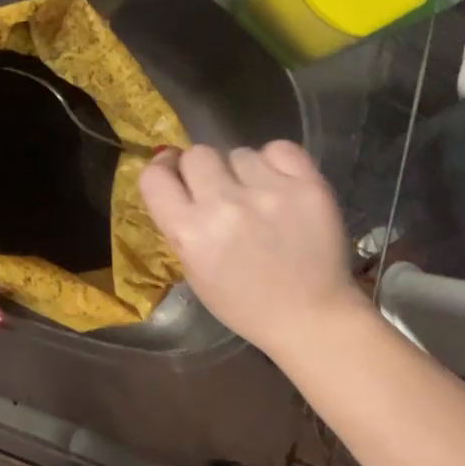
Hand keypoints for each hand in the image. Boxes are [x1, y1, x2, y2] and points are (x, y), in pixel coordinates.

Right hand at [139, 141, 365, 355]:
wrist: (309, 315)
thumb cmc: (242, 301)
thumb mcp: (193, 268)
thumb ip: (180, 223)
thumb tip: (175, 176)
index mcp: (189, 232)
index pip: (155, 177)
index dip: (163, 170)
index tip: (172, 172)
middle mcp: (224, 206)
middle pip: (198, 154)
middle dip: (203, 169)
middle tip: (218, 189)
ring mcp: (269, 193)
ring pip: (239, 152)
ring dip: (242, 171)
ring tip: (256, 197)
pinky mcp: (308, 186)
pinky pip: (279, 149)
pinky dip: (275, 162)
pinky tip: (279, 185)